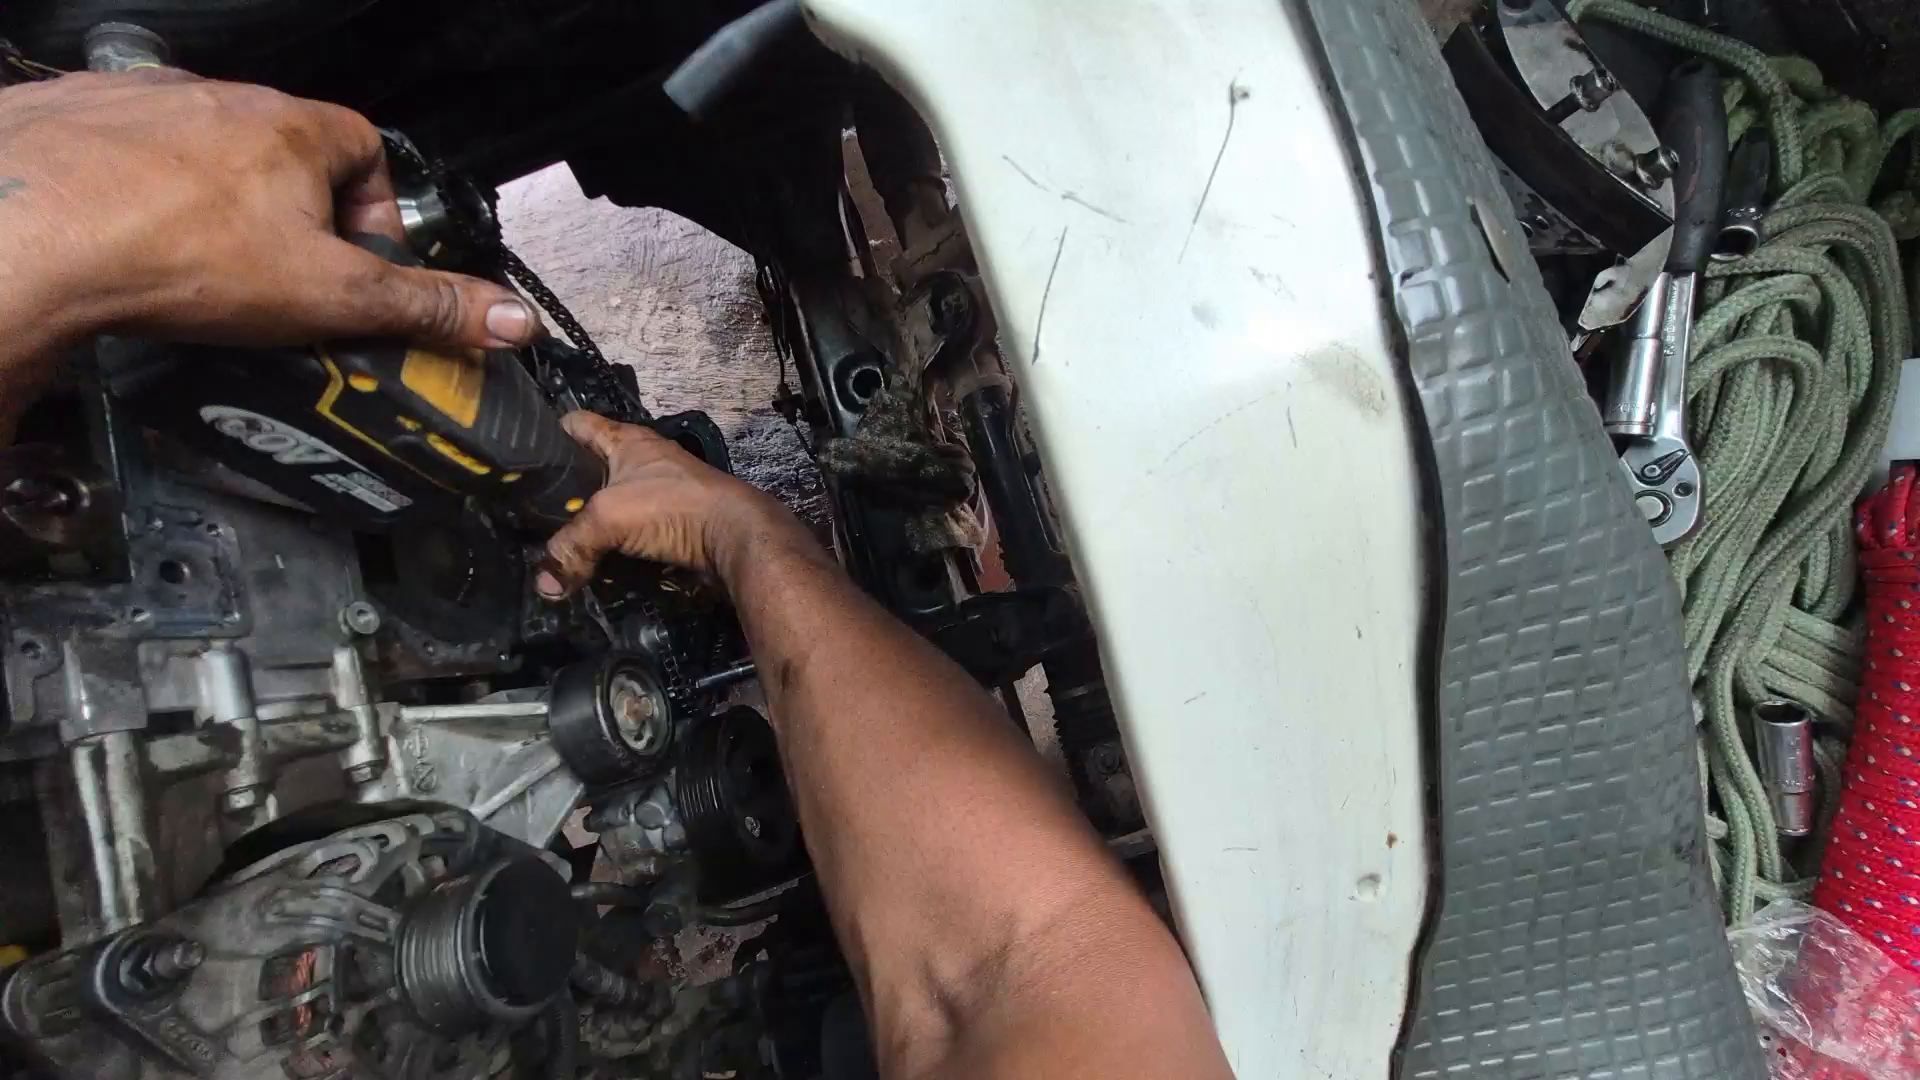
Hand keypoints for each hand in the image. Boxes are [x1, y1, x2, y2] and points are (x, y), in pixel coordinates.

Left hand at [0, 70, 542, 350]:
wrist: (1, 240)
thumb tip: (518, 321)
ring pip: (210, 154)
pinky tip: (141, 244)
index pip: (368, 146)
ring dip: (231, 205)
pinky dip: (149, 197)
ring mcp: (122, 102)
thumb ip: (434, 306)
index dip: (382, 209)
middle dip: (309, 216)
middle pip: (292, 152)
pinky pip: (129, 156)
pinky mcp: (53, 123)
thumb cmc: (177, 254)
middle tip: (302, 278)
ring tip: (221, 269)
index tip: (370, 260)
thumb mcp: (339, 295)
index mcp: (285, 126)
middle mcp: (205, 96)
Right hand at [537, 411, 821, 598]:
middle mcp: (647, 461)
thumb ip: (570, 547)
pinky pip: (638, 532)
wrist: (735, 535)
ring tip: (562, 541)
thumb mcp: (608, 518)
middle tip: (534, 512)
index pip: (577, 423)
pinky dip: (620, 546)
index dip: (548, 432)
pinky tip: (599, 561)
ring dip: (596, 522)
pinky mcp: (678, 522)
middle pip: (595, 468)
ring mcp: (665, 492)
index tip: (520, 452)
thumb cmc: (671, 506)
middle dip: (568, 489)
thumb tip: (544, 587)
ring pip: (617, 504)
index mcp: (628, 440)